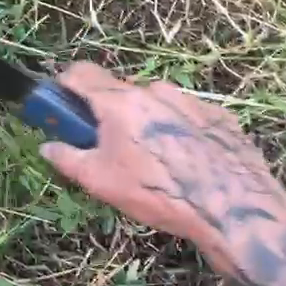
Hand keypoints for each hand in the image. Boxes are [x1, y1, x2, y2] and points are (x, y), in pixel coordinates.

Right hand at [39, 63, 285, 258]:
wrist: (237, 212)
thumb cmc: (158, 192)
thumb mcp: (99, 181)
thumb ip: (66, 158)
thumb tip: (48, 147)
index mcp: (120, 102)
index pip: (80, 73)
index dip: (64, 85)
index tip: (62, 106)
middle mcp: (155, 92)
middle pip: (118, 91)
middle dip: (107, 113)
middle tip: (108, 147)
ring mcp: (192, 102)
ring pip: (154, 103)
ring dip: (144, 121)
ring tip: (152, 160)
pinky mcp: (221, 118)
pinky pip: (185, 116)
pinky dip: (176, 131)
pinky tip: (185, 163)